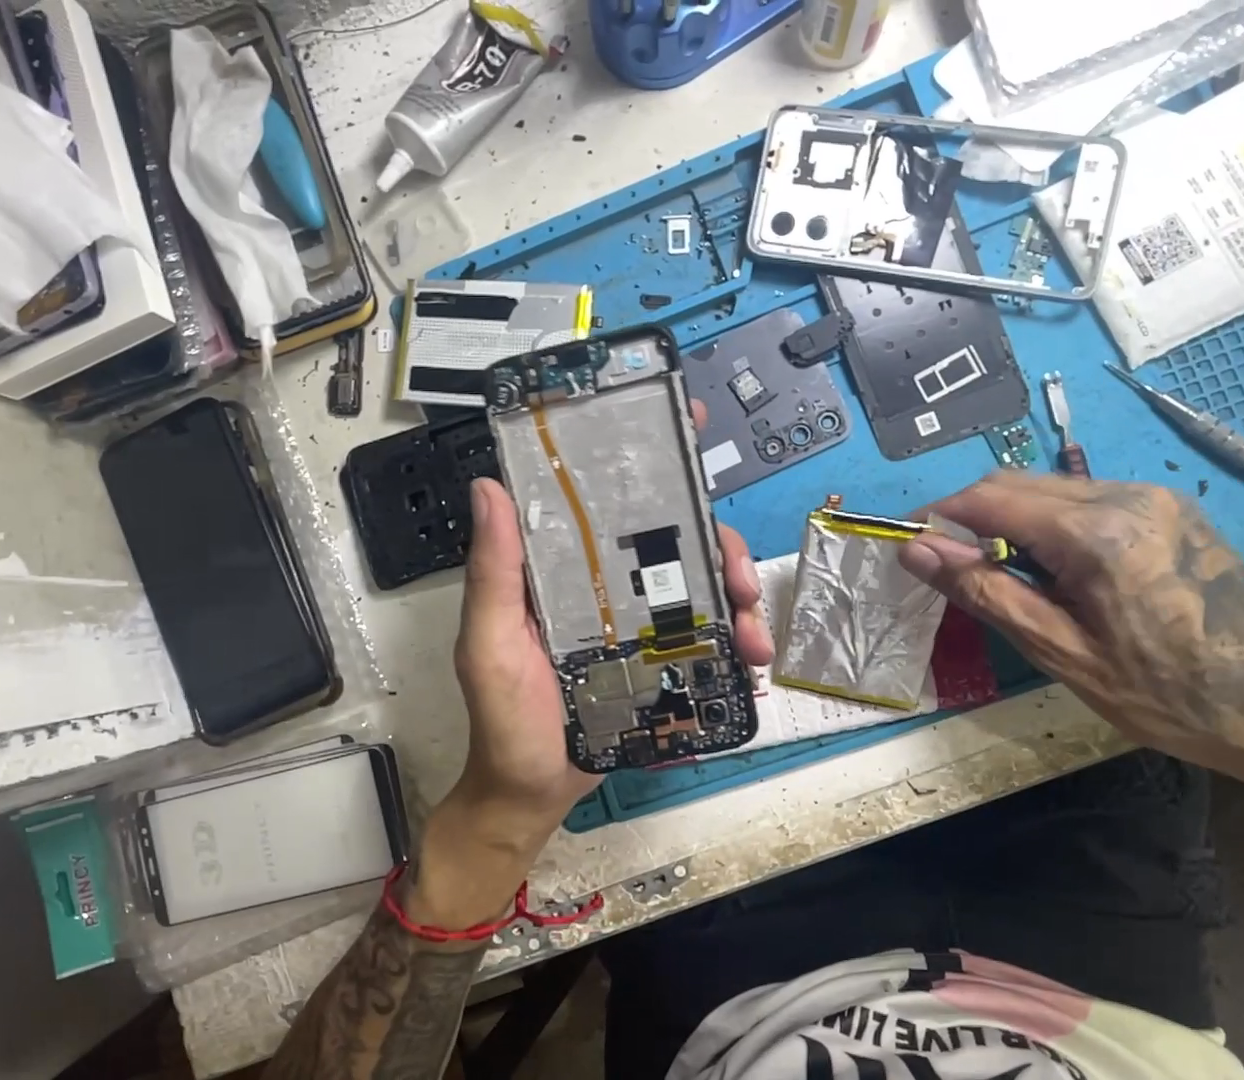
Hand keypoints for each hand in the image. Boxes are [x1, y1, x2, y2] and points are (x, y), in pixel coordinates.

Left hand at [451, 478, 772, 824]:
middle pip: (675, 540)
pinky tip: (750, 657)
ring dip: (739, 597)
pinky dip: (737, 638)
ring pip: (702, 585)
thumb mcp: (490, 643)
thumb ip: (493, 573)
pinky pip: (708, 635)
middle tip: (741, 580)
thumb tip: (490, 486)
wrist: (533, 794)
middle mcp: (606, 587)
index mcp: (564, 571)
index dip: (647, 462)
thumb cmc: (506, 720)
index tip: (686, 423)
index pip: (606, 503)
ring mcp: (638, 624)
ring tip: (753, 635)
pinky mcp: (661, 661)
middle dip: (719, 547)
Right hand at [896, 471, 1243, 855]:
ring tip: (998, 574)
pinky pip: (1086, 500)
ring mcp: (1155, 499)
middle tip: (947, 567)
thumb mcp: (1061, 653)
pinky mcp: (1171, 510)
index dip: (938, 517)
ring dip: (1007, 519)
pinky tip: (1050, 569)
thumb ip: (985, 591)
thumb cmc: (1165, 695)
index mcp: (1098, 533)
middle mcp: (1127, 496)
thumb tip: (916, 551)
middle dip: (968, 516)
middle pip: (1017, 482)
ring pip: (1050, 488)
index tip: (908, 546)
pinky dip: (1048, 523)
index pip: (989, 498)